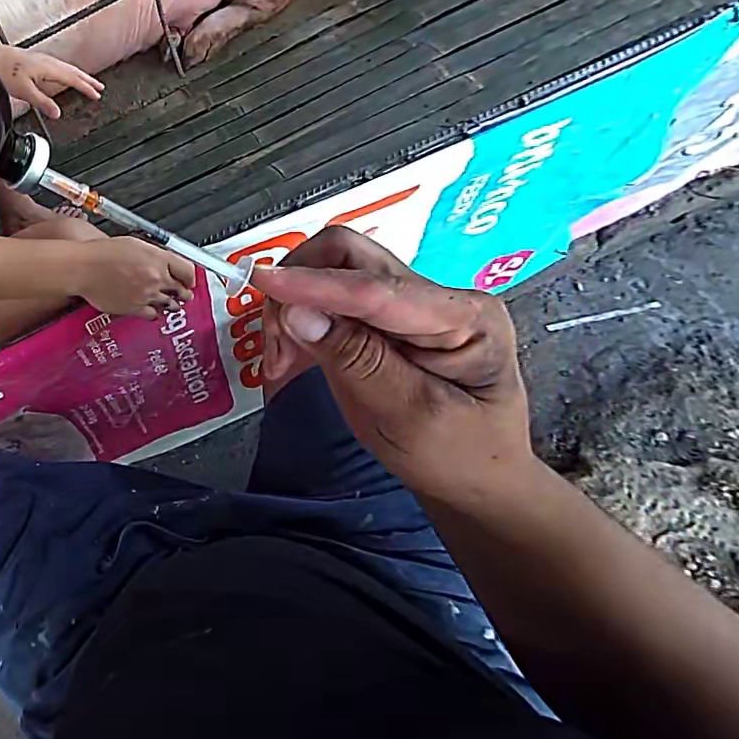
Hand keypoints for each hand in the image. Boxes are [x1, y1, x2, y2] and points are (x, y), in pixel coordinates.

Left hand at [0, 42, 102, 118]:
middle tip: (100, 88)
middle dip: (88, 80)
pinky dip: (67, 72)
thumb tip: (57, 113)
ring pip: (66, 67)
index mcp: (48, 68)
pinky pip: (58, 66)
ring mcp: (41, 59)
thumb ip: (42, 102)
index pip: (73, 79)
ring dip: (79, 75)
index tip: (97, 95)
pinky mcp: (35, 60)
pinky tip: (63, 75)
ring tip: (87, 82)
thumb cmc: (3, 70)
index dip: (86, 88)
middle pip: (73, 71)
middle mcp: (47, 61)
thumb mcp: (24, 91)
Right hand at [71, 237, 196, 317]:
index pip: (188, 271)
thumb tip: (163, 262)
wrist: (83, 267)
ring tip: (170, 303)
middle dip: (183, 292)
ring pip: (169, 304)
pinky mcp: (135, 308)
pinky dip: (155, 312)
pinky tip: (153, 310)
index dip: (191, 277)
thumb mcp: (134, 244)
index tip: (189, 280)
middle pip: (181, 290)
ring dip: (171, 304)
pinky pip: (153, 314)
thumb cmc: (102, 253)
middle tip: (184, 294)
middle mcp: (155, 277)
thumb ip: (153, 254)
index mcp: (158, 258)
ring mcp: (146, 294)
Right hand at [252, 227, 533, 498]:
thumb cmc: (457, 458)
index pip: (375, 288)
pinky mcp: (378, 316)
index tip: (263, 281)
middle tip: (275, 342)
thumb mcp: (409, 419)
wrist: (475, 480)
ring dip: (292, 304)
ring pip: (329, 271)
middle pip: (350, 258)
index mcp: (463, 318)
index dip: (314, 283)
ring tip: (281, 361)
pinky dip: (296, 318)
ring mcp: (405, 303)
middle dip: (299, 287)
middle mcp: (434, 296)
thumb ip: (356, 361)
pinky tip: (289, 354)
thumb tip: (297, 312)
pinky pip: (325, 297)